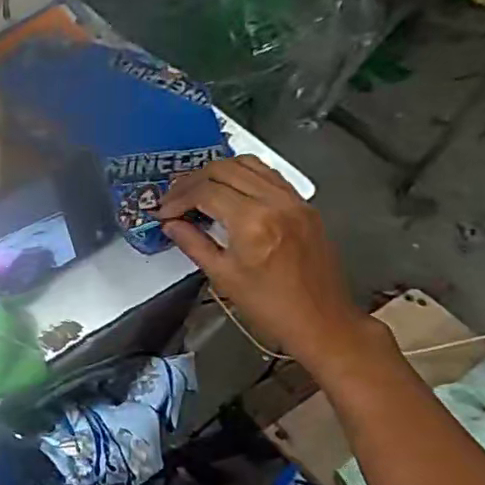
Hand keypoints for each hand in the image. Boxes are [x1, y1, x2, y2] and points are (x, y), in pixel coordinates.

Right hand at [157, 156, 382, 375]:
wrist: (320, 320)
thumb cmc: (271, 306)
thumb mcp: (222, 276)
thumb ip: (193, 243)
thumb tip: (171, 225)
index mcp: (253, 222)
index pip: (206, 191)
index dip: (178, 198)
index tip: (163, 212)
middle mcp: (276, 203)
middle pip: (224, 169)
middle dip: (192, 181)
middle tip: (174, 198)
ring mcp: (294, 201)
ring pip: (247, 164)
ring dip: (216, 172)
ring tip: (196, 191)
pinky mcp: (304, 205)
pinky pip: (268, 175)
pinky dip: (242, 175)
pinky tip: (228, 192)